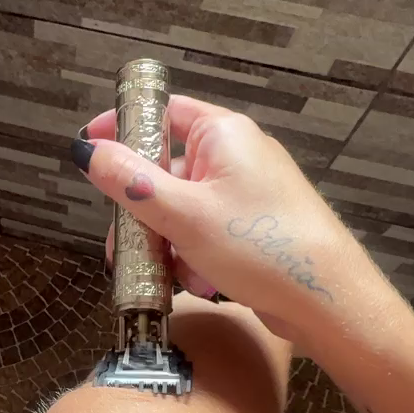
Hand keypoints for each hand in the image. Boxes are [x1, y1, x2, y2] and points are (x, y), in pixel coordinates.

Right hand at [74, 96, 380, 343]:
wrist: (328, 301)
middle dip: (141, 210)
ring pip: (181, 207)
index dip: (121, 126)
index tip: (87, 149)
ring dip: (165, 241)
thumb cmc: (257, 245)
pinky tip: (199, 283)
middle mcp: (235, 154)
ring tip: (170, 275)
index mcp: (222, 133)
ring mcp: (247, 191)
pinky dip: (192, 254)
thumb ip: (129, 181)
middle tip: (121, 246)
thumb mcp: (182, 213)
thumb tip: (85, 151)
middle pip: (165, 169)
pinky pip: (204, 229)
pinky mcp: (254, 225)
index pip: (162, 110)